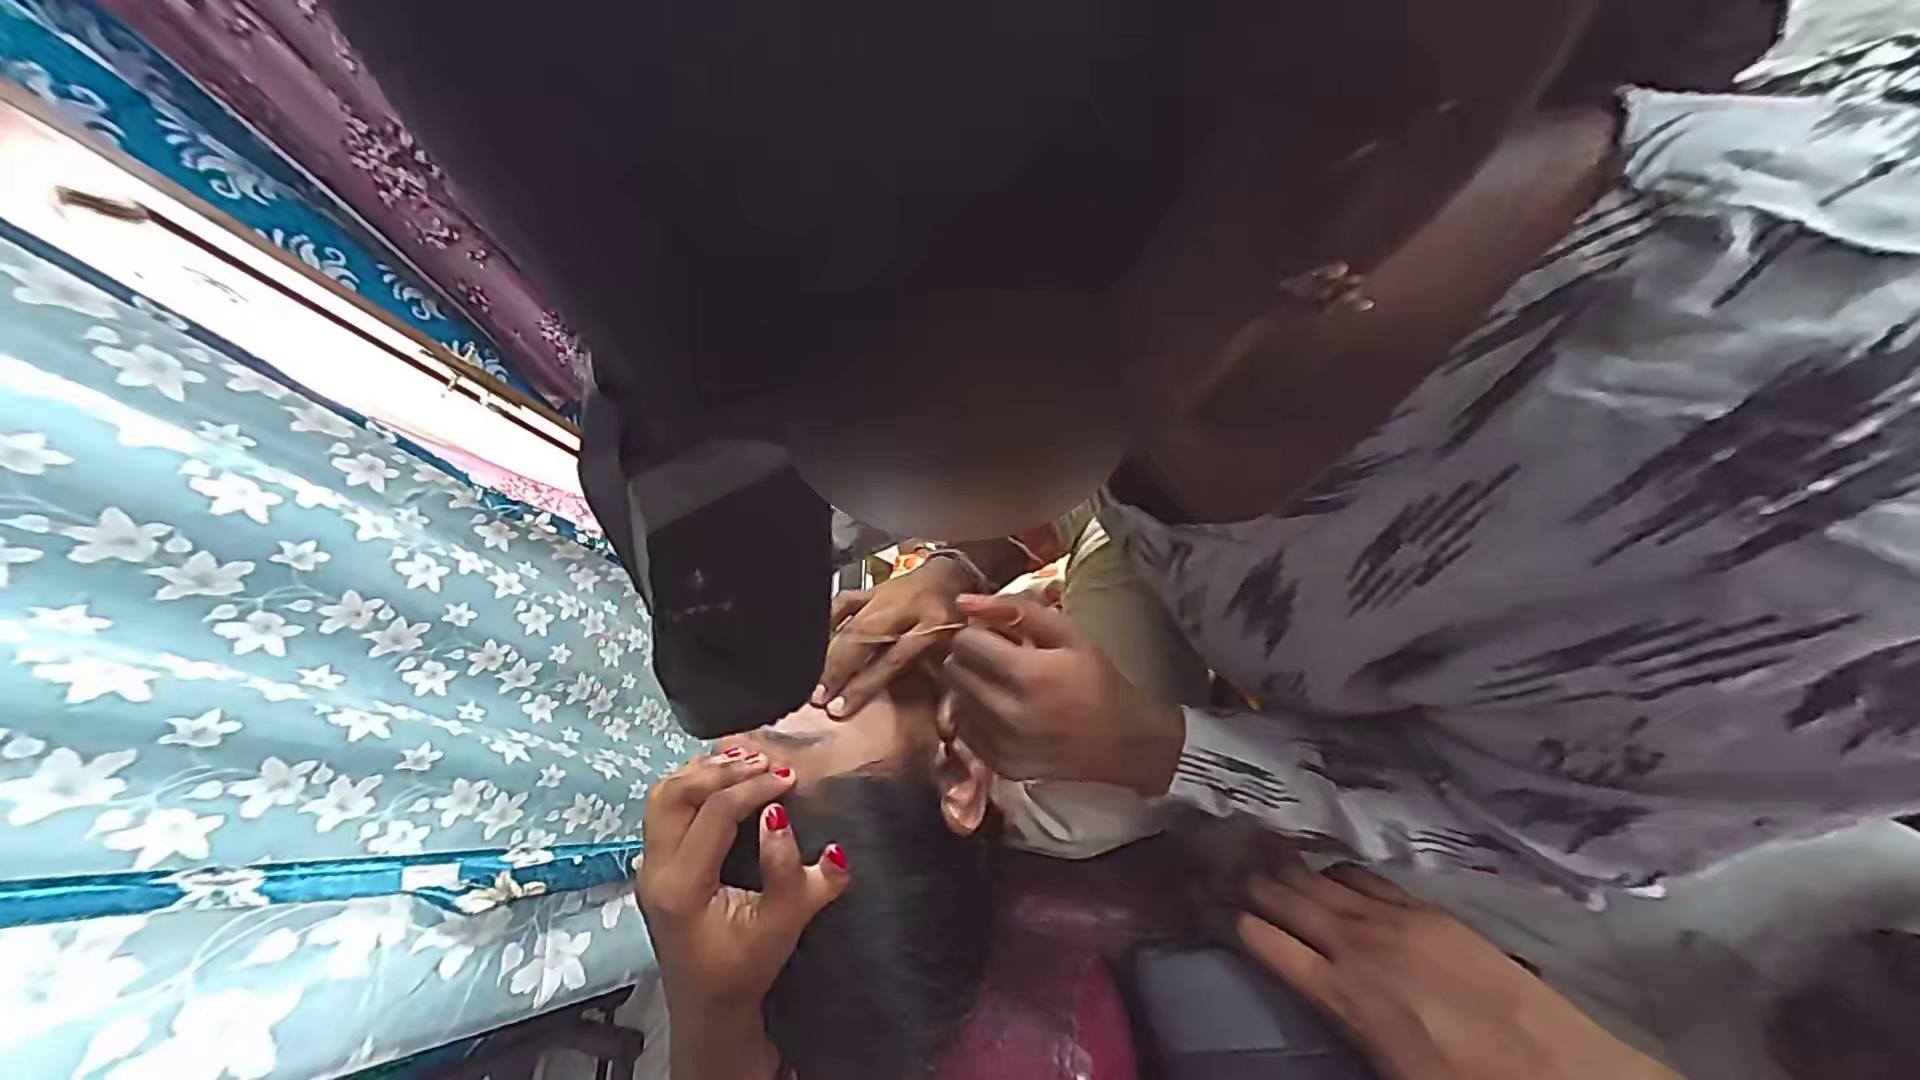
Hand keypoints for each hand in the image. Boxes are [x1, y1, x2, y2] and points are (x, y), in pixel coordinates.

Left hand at [636, 753, 849, 1078]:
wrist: (710, 1007)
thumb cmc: (746, 968)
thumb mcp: (783, 925)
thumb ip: (794, 875)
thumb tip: (795, 824)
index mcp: (681, 886)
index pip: (714, 812)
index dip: (755, 787)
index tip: (790, 778)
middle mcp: (654, 871)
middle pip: (676, 793)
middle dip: (724, 769)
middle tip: (766, 762)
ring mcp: (649, 866)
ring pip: (664, 795)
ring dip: (705, 771)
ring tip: (747, 761)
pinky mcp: (656, 863)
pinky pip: (665, 806)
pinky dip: (694, 781)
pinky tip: (725, 775)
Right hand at [815, 556, 974, 716]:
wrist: (954, 576)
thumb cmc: (957, 621)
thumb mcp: (961, 653)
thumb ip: (951, 691)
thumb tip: (944, 732)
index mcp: (937, 624)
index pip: (894, 658)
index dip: (865, 684)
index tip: (840, 708)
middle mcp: (910, 606)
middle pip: (866, 637)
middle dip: (838, 669)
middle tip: (817, 698)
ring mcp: (888, 594)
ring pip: (852, 621)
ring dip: (828, 651)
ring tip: (810, 679)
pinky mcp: (872, 588)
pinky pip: (844, 602)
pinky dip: (827, 623)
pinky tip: (814, 644)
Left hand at [943, 593, 1185, 794]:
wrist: (1125, 743)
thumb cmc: (1097, 680)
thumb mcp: (1067, 633)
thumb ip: (1015, 611)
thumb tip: (963, 602)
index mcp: (1026, 674)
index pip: (965, 643)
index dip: (979, 633)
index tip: (1000, 637)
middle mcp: (1007, 713)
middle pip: (954, 671)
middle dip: (971, 658)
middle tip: (1000, 659)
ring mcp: (1001, 745)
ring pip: (955, 701)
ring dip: (970, 687)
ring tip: (1002, 685)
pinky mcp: (1000, 766)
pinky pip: (965, 731)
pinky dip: (976, 716)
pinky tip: (1003, 711)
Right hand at [1235, 858, 1683, 1079]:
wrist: (1566, 1078)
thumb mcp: (1387, 1072)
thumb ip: (1337, 1022)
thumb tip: (1306, 990)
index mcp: (1343, 995)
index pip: (1262, 941)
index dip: (1228, 919)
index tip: (1206, 906)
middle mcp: (1354, 945)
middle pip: (1280, 897)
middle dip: (1244, 883)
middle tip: (1217, 869)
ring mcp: (1389, 919)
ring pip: (1314, 878)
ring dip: (1281, 869)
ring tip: (1257, 856)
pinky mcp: (1422, 909)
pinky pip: (1360, 876)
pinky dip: (1333, 872)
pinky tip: (1326, 873)